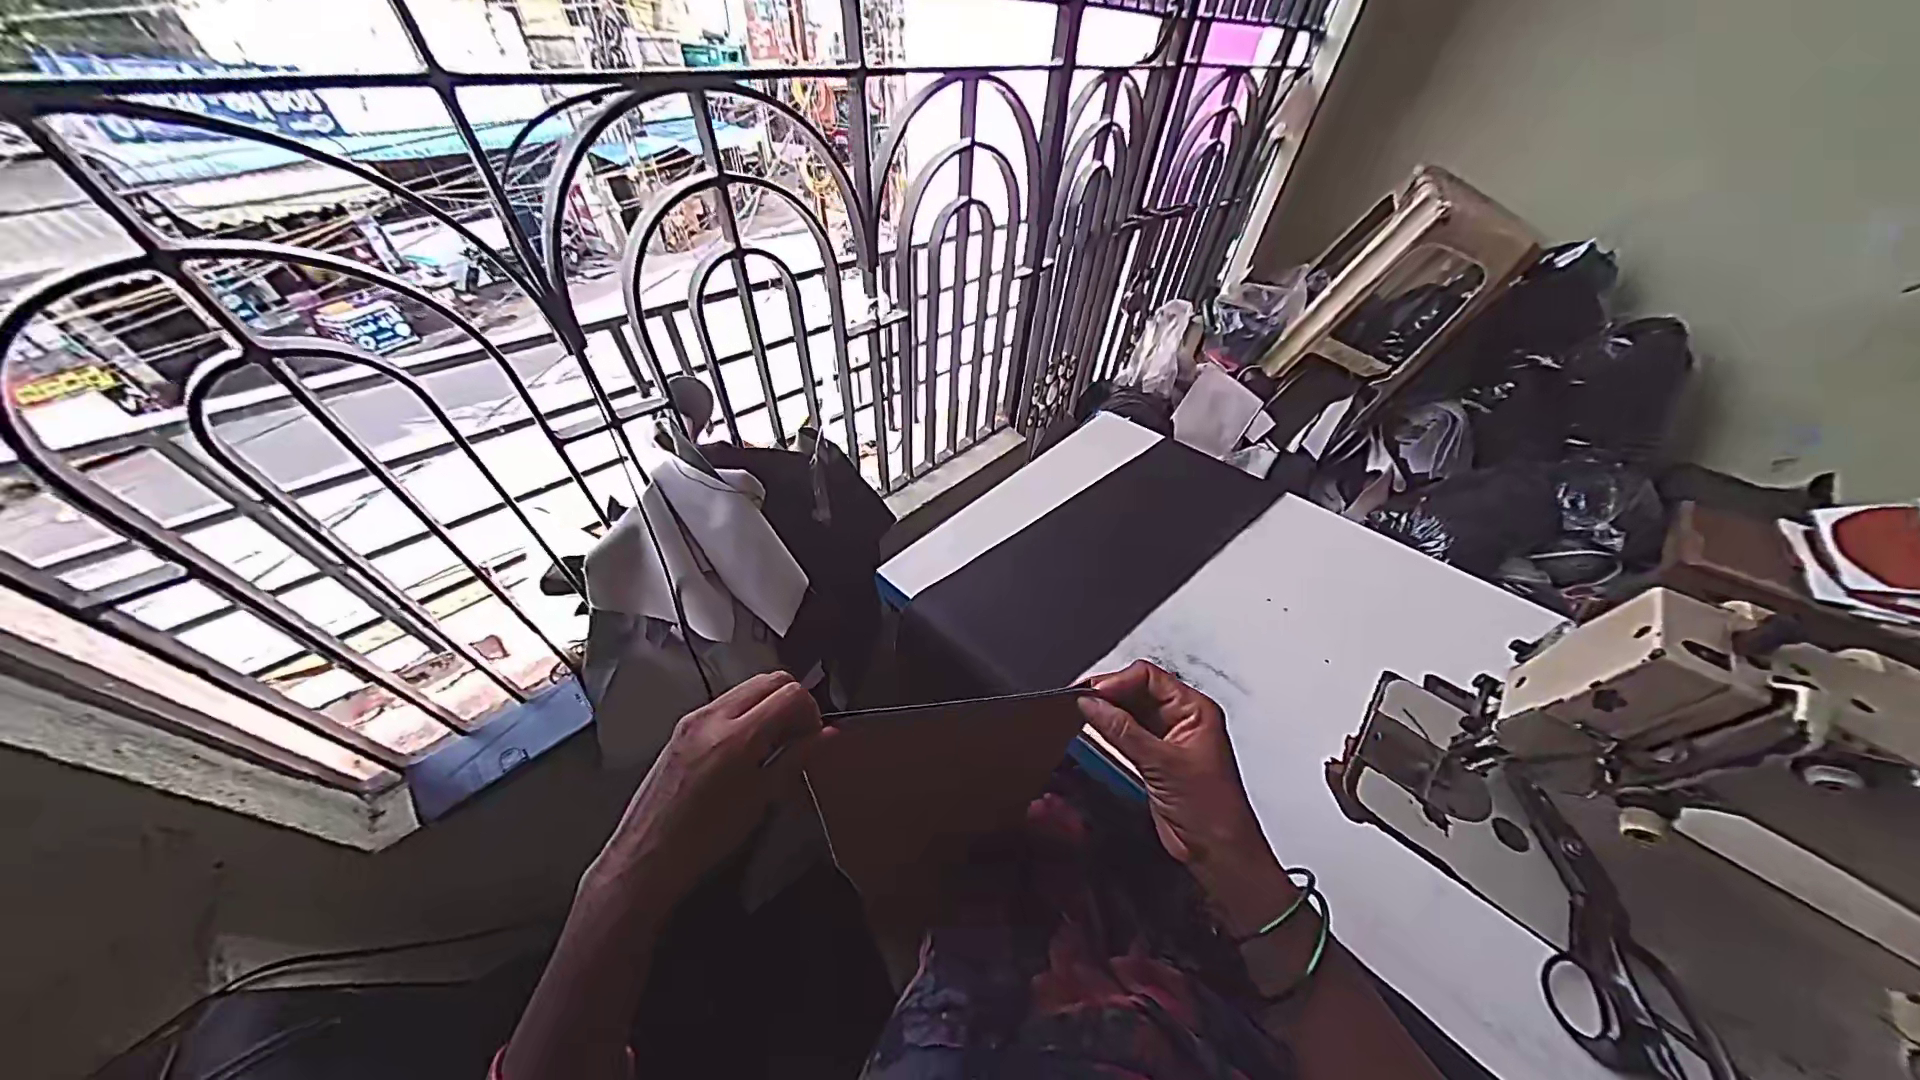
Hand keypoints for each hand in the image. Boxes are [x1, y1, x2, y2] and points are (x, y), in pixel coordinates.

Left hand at [584, 671, 823, 906]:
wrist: (647, 855)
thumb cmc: (706, 838)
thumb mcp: (762, 799)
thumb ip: (797, 757)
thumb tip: (827, 735)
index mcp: (737, 737)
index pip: (791, 693)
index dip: (811, 710)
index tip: (812, 735)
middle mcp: (714, 716)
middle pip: (772, 678)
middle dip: (793, 699)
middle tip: (798, 733)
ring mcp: (695, 716)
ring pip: (750, 685)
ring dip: (771, 703)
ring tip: (774, 741)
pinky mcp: (684, 724)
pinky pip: (728, 700)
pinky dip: (749, 710)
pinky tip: (748, 744)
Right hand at [1078, 660, 1292, 934]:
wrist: (1219, 855)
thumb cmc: (1214, 812)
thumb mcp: (1163, 764)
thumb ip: (1123, 731)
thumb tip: (1093, 704)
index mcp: (1195, 710)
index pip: (1149, 677)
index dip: (1118, 681)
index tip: (1093, 693)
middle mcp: (1180, 719)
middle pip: (1136, 690)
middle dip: (1109, 694)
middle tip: (1082, 701)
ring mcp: (1165, 738)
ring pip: (1127, 711)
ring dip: (1106, 712)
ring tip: (1082, 713)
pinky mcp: (1152, 758)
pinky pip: (1124, 733)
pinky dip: (1107, 731)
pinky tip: (1094, 731)